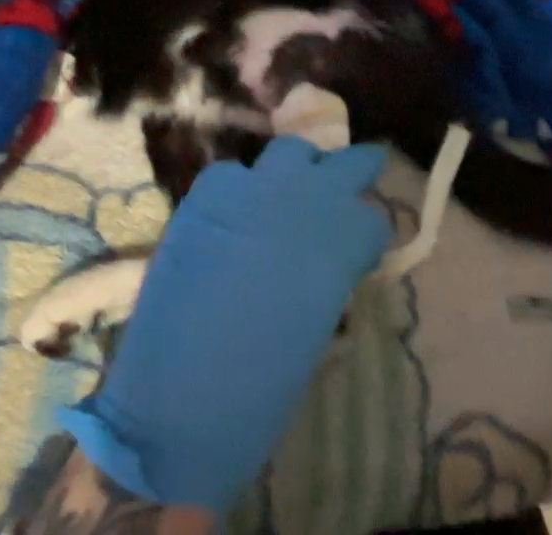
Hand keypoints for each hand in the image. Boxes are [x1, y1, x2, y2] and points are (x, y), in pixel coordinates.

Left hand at [60, 137, 392, 511]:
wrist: (178, 401)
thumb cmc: (260, 388)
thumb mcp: (316, 332)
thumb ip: (328, 282)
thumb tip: (325, 266)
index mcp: (341, 249)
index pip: (373, 219)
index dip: (366, 234)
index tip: (358, 250)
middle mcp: (307, 207)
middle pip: (348, 164)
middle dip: (355, 170)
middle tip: (353, 177)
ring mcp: (254, 192)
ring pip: (290, 150)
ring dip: (296, 168)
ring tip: (286, 191)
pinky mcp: (205, 197)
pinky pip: (230, 174)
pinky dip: (237, 189)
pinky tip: (230, 217)